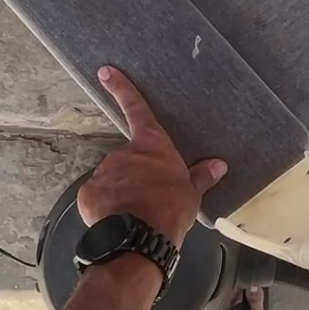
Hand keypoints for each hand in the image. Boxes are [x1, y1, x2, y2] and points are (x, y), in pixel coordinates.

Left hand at [76, 66, 227, 247]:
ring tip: (137, 212)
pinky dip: (108, 206)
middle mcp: (124, 153)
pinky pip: (99, 196)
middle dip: (137, 174)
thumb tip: (219, 165)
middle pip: (130, 158)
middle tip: (150, 197)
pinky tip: (120, 218)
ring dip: (123, 190)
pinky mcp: (89, 193)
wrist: (139, 237)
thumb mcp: (192, 193)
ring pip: (114, 178)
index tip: (106, 71)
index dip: (122, 88)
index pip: (137, 109)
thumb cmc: (169, 209)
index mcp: (151, 146)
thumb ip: (202, 176)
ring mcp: (104, 172)